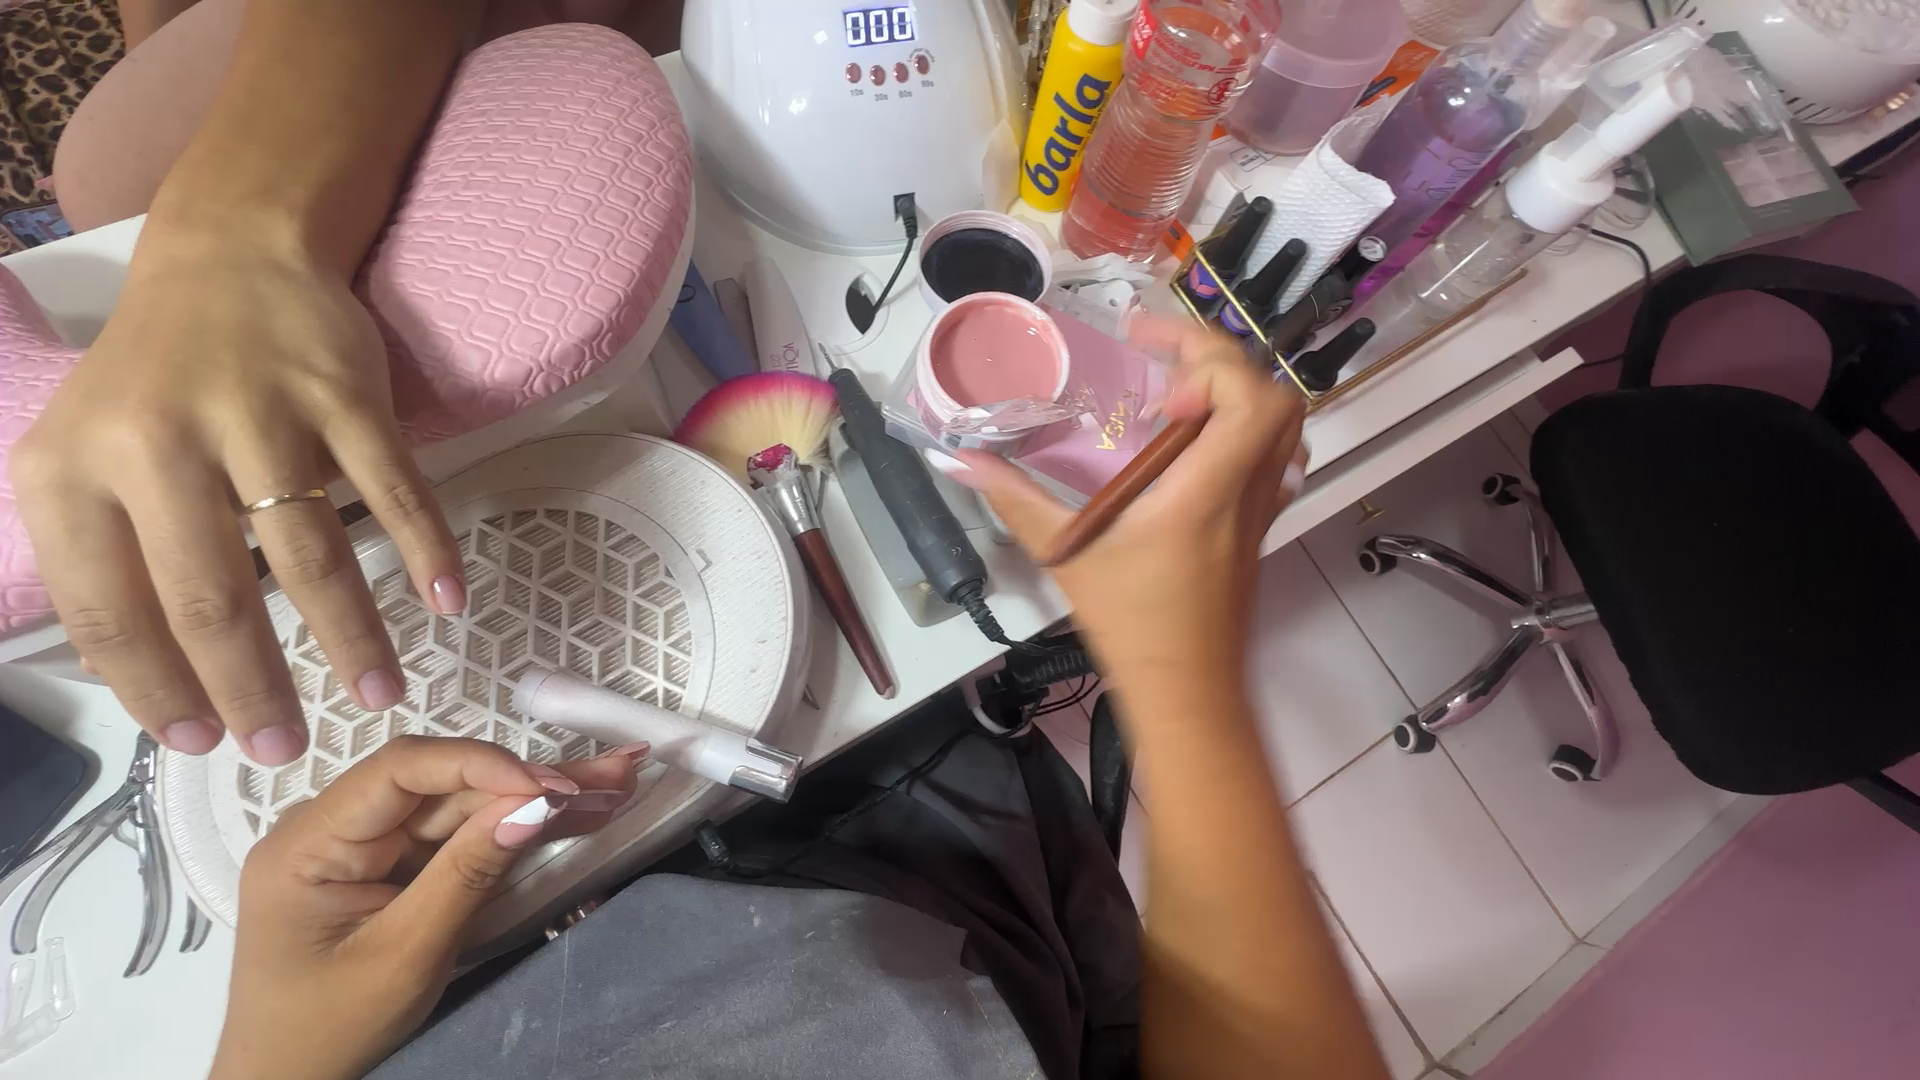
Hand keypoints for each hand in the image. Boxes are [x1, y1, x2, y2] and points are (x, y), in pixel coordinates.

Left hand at [13, 234, 463, 764]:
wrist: (231, 262)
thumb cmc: (167, 376)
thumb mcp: (97, 453)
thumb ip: (119, 546)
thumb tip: (173, 663)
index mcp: (70, 470)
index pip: (109, 607)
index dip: (158, 687)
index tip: (205, 745)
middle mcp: (158, 446)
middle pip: (212, 595)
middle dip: (256, 685)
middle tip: (291, 747)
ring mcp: (264, 418)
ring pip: (312, 553)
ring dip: (353, 635)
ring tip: (382, 693)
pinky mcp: (350, 399)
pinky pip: (395, 492)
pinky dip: (427, 551)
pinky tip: (451, 602)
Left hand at [209, 735, 647, 1079]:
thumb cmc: (330, 1030)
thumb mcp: (404, 954)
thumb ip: (469, 871)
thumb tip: (537, 805)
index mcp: (311, 842)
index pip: (404, 769)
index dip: (483, 764)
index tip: (550, 789)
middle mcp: (343, 825)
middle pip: (453, 781)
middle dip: (537, 778)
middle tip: (613, 774)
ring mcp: (379, 841)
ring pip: (475, 799)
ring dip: (546, 795)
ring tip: (617, 783)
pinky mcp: (408, 858)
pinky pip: (474, 828)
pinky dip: (530, 821)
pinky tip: (583, 809)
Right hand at [957, 319, 1306, 691]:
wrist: (1186, 690)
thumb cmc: (1131, 625)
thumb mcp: (1065, 554)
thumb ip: (1012, 499)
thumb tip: (957, 459)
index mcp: (1206, 489)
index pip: (1246, 395)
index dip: (1207, 358)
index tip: (1149, 363)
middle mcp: (1247, 489)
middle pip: (1273, 396)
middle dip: (1218, 359)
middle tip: (1158, 359)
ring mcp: (1263, 507)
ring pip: (1285, 424)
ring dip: (1239, 391)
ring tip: (1181, 391)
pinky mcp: (1260, 525)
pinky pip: (1277, 456)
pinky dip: (1248, 428)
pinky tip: (1201, 441)